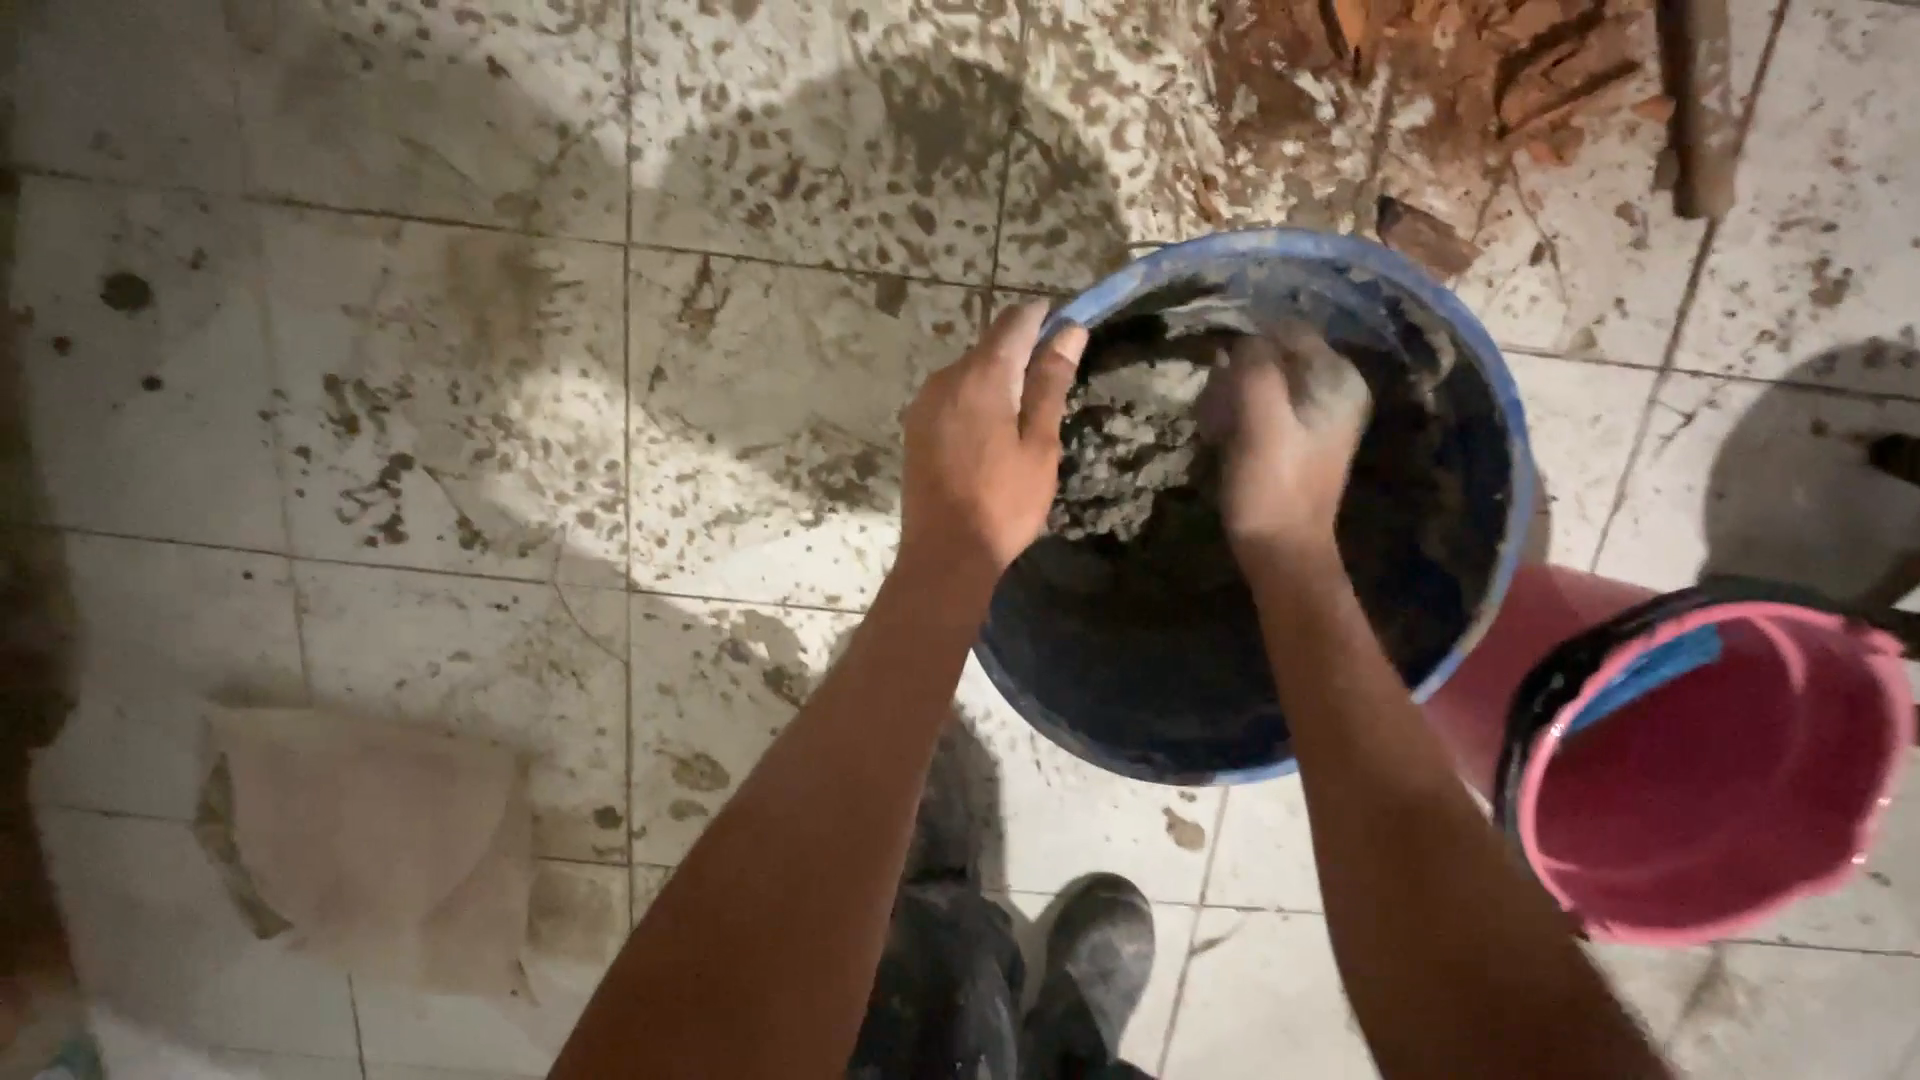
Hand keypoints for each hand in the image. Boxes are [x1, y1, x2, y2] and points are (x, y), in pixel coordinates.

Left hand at [898, 301, 1088, 580]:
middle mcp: (945, 379)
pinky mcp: (914, 427)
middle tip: (1054, 388)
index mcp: (981, 376)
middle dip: (1023, 353)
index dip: (1045, 318)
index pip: (1015, 321)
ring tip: (1025, 419)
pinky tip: (992, 435)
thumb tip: (1069, 331)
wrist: (945, 554)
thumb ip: (1050, 383)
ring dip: (998, 380)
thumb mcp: (1040, 444)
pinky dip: (976, 400)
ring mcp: (924, 403)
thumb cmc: (1004, 503)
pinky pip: (952, 397)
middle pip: (990, 346)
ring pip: (969, 372)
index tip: (1070, 332)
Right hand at [1198, 321, 1370, 560]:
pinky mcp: (1295, 438)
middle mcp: (1334, 389)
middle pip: (1272, 356)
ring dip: (1229, 397)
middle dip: (1235, 375)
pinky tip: (1220, 438)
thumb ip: (1255, 370)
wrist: (1282, 552)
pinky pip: (1260, 406)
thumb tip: (1242, 342)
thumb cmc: (1271, 488)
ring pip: (1260, 382)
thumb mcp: (1260, 422)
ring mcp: (1315, 415)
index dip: (1246, 346)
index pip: (1286, 331)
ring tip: (1213, 428)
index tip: (1216, 374)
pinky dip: (1236, 415)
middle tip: (1214, 409)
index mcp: (1337, 379)